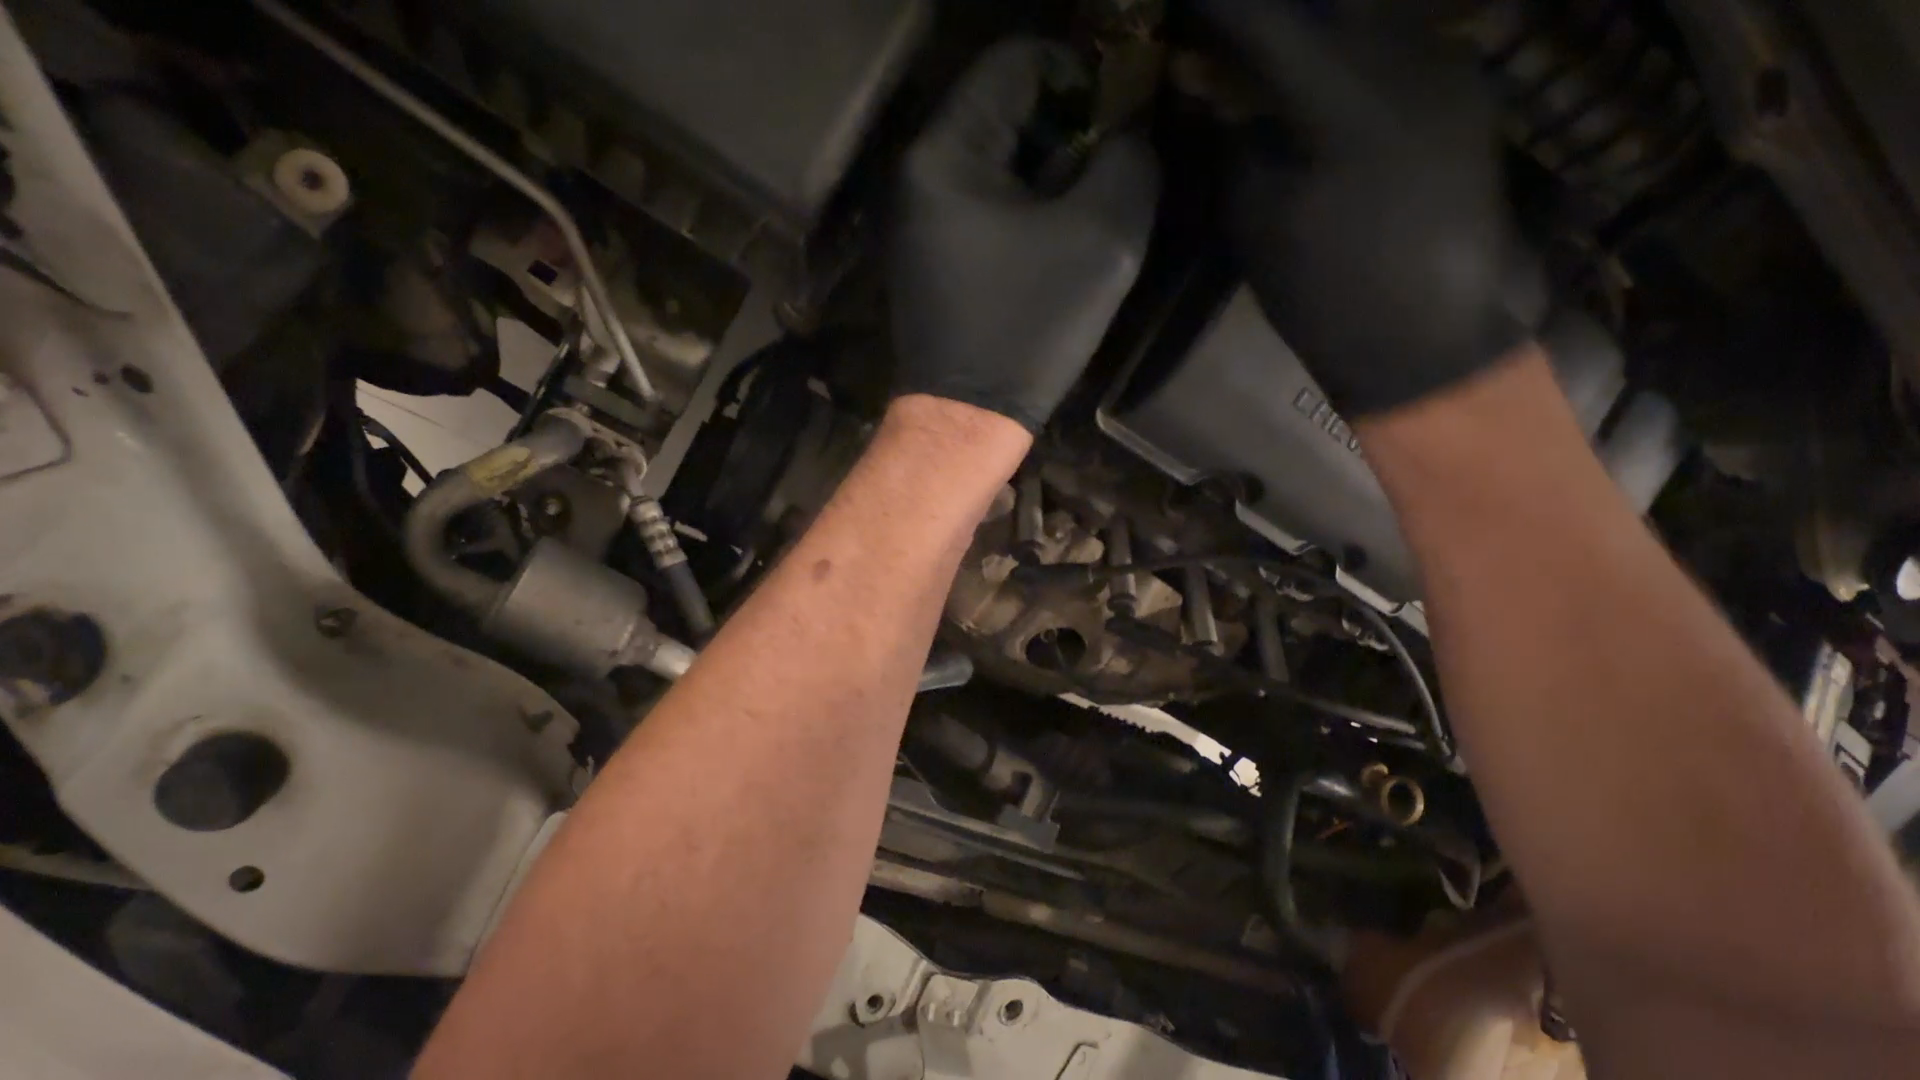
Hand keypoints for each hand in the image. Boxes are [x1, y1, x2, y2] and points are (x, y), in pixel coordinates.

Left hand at [889, 39, 1159, 432]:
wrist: (967, 418)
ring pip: (1001, 157)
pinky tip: (1060, 243)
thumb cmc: (1029, 329)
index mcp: (947, 153)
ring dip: (1054, 171)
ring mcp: (924, 214)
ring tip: (1091, 212)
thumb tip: (1130, 129)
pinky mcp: (936, 250)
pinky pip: (990, 200)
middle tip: (1113, 171)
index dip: (1080, 74)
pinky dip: (1030, 206)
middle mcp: (922, 173)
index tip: (1122, 117)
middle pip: (1007, 108)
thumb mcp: (1100, 237)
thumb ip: (1128, 161)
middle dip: (1070, 128)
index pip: (1016, 63)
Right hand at [1196, 0, 1542, 416]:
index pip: (1264, 18)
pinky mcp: (1465, 87)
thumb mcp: (1254, 219)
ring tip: (1275, 51)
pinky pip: (1399, 35)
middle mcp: (1407, 57)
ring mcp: (1447, 66)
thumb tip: (1216, 82)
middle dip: (1275, 12)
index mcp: (1342, 97)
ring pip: (1370, 10)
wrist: (1429, 339)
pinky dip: (1353, 39)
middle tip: (1231, 32)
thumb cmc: (1326, 295)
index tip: (1186, 9)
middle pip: (1327, 1)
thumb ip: (1233, 136)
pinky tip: (1324, 68)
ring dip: (1316, 20)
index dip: (1218, 10)